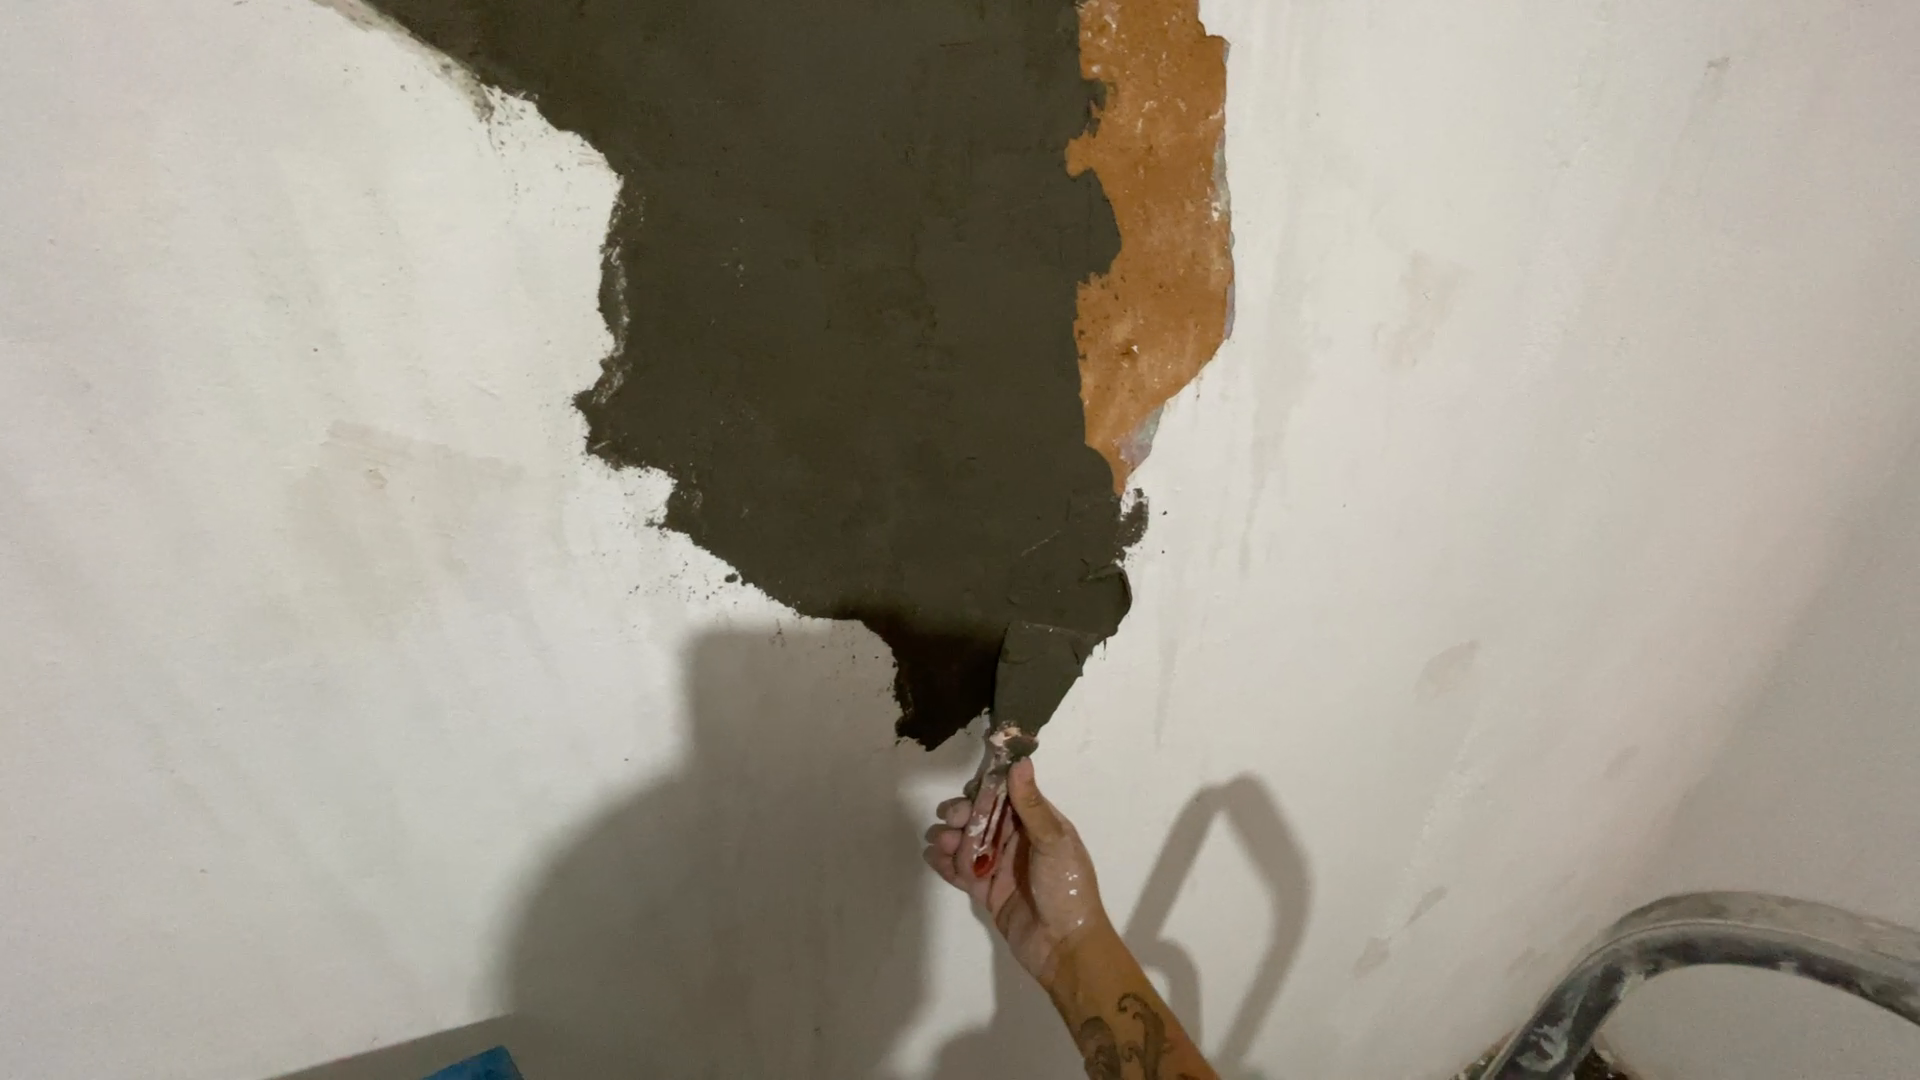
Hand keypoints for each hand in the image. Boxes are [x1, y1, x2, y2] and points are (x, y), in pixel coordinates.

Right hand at [923, 759, 1110, 985]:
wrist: (1066, 948)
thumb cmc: (1067, 888)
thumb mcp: (1053, 841)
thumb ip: (1031, 804)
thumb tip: (1021, 760)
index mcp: (1037, 824)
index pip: (1005, 797)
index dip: (984, 792)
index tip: (968, 792)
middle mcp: (1017, 840)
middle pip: (981, 818)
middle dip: (963, 817)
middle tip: (950, 821)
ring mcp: (1000, 866)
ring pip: (968, 843)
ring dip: (952, 840)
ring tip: (941, 843)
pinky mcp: (987, 892)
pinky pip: (962, 872)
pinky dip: (947, 864)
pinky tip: (934, 857)